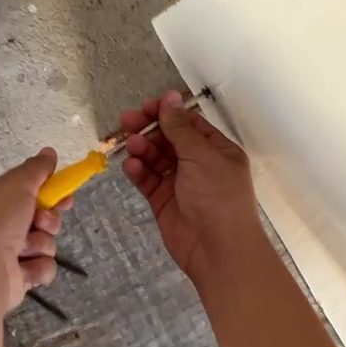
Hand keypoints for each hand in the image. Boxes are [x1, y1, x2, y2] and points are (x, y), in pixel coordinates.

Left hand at [0, 149, 66, 312]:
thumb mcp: (17, 185)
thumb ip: (37, 169)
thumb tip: (49, 151)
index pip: (25, 187)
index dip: (49, 190)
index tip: (66, 196)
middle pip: (39, 214)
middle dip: (47, 219)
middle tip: (44, 223)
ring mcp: (5, 250)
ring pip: (43, 240)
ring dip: (40, 244)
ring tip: (25, 249)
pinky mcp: (15, 276)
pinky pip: (41, 265)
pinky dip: (37, 267)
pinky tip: (24, 270)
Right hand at [121, 90, 263, 279]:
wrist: (218, 250)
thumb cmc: (218, 196)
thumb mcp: (200, 155)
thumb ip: (179, 127)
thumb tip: (170, 96)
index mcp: (216, 150)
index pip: (188, 124)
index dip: (167, 113)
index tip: (146, 107)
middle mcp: (198, 164)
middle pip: (168, 139)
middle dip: (148, 129)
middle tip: (127, 121)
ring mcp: (180, 183)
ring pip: (155, 158)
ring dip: (142, 149)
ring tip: (131, 145)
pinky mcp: (163, 201)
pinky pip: (148, 180)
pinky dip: (139, 171)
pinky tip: (131, 166)